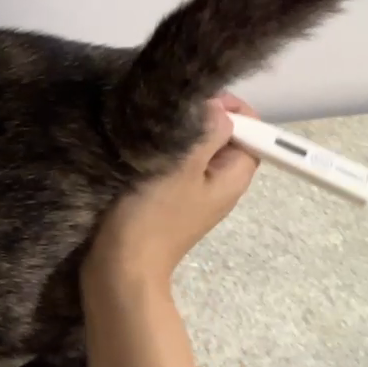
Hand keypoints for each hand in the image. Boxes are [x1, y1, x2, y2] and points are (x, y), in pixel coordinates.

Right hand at [85, 94, 260, 287]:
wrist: (118, 268)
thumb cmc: (152, 215)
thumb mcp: (183, 165)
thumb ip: (208, 131)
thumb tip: (217, 107)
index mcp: (233, 176)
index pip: (250, 131)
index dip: (230, 108)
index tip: (196, 98)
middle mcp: (218, 185)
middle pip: (218, 139)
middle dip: (196, 120)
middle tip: (164, 111)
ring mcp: (189, 196)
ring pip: (190, 152)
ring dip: (172, 137)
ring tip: (145, 128)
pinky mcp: (163, 202)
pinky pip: (169, 168)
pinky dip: (157, 155)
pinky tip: (134, 151)